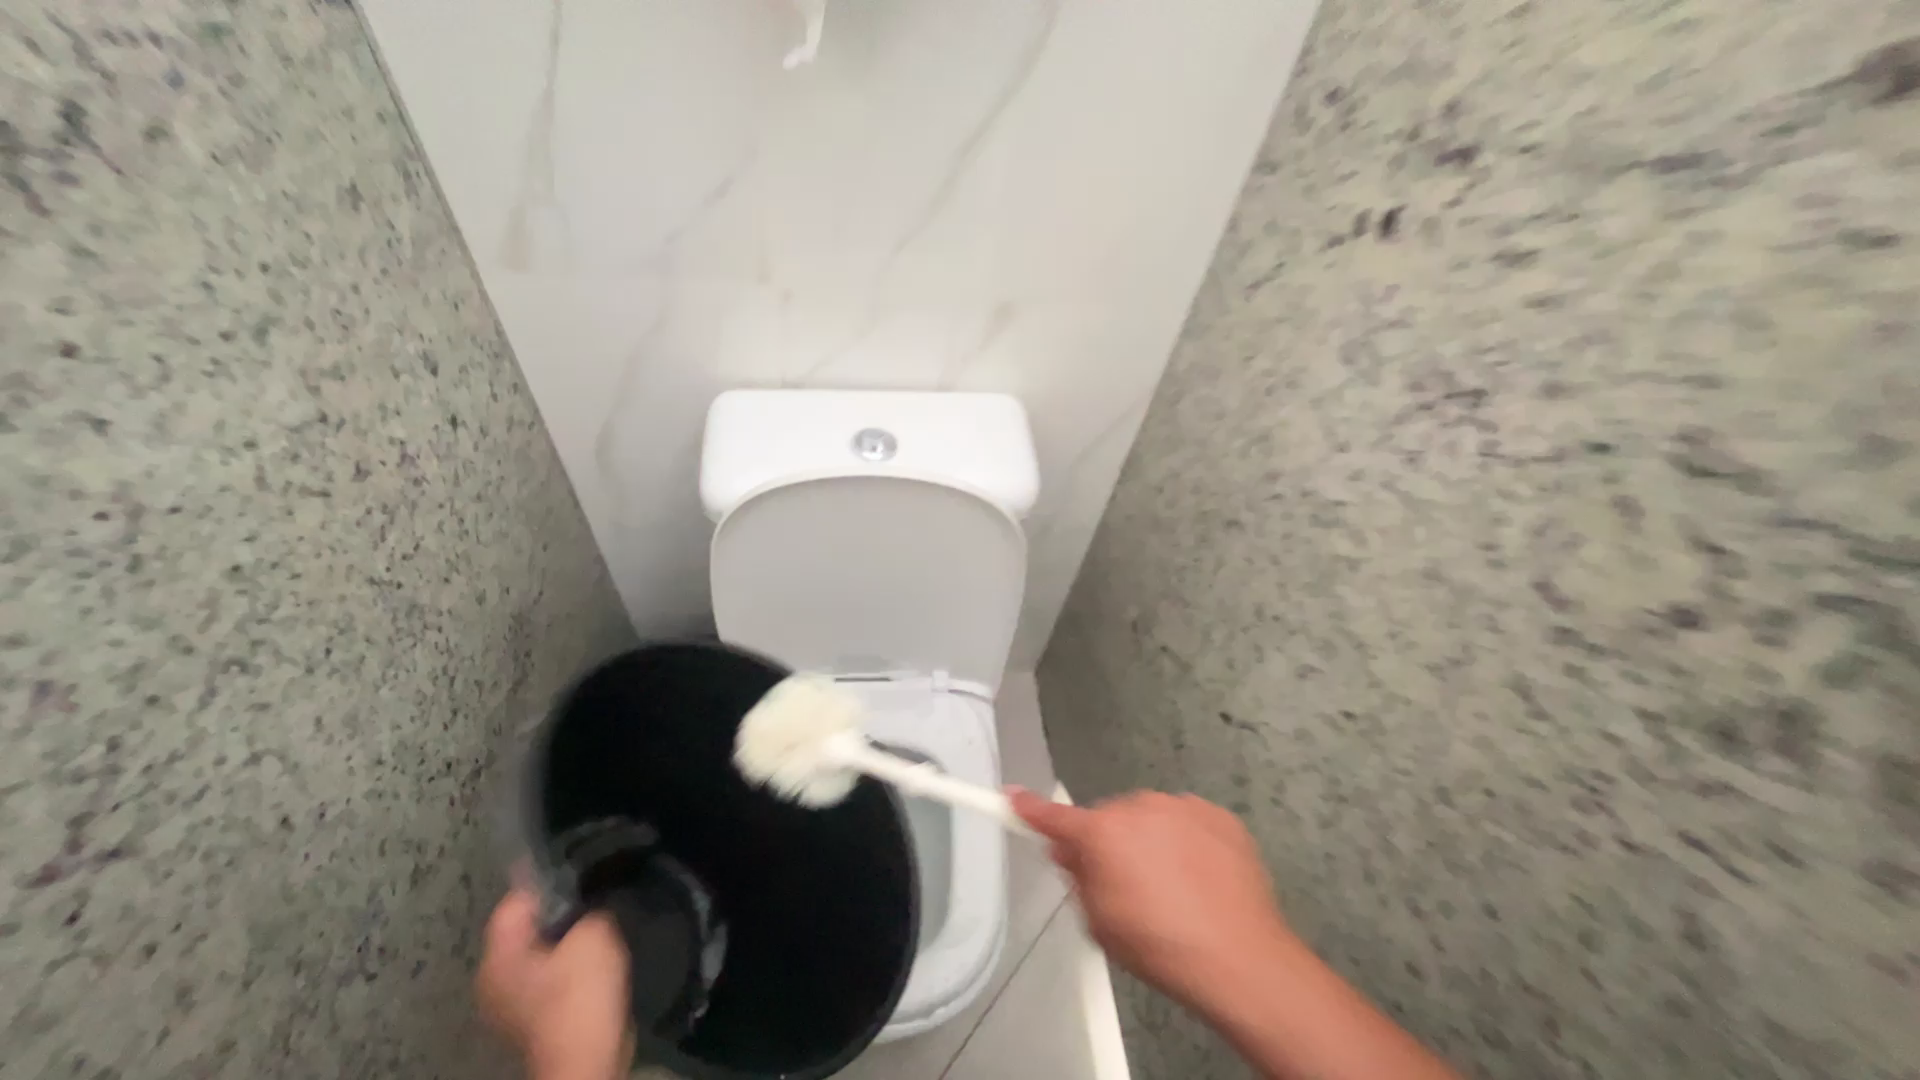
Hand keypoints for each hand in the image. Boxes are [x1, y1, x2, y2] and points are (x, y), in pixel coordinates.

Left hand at [476, 888, 632, 1079]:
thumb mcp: (594, 934)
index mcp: (498, 957)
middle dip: (559, 915)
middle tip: (593, 904)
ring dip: (567, 943)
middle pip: (526, 929)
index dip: (547, 883)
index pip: (514, 902)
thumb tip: (589, 911)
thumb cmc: (581, 994)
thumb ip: (590, 910)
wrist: (587, 1060)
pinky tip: (595, 966)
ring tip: (600, 932)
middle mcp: (493, 980)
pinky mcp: (533, 1020)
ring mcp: (510, 1005)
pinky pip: (550, 979)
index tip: (579, 875)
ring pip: (539, 955)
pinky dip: (570, 969)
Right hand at [1010, 789, 1294, 1013]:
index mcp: (1102, 834)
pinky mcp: (1218, 816)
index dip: (1027, 808)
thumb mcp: (1099, 922)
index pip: (1053, 817)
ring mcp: (1182, 808)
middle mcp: (1139, 808)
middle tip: (1122, 886)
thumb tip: (1070, 852)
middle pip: (1107, 819)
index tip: (1011, 796)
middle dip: (1107, 844)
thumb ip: (1078, 878)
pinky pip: (1186, 821)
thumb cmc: (1161, 947)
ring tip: (1170, 889)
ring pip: (1149, 818)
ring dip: (1148, 841)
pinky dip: (1185, 842)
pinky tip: (1198, 879)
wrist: (1240, 959)